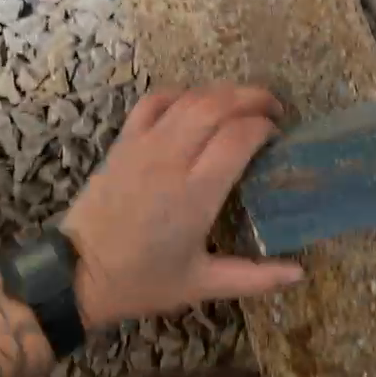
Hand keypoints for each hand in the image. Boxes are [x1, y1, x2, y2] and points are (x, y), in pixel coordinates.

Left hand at [61, 85, 304, 326]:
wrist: (75, 275)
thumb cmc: (142, 281)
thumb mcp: (201, 284)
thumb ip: (255, 277)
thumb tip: (300, 274)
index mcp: (195, 194)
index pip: (239, 137)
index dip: (264, 127)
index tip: (277, 136)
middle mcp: (172, 159)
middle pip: (218, 105)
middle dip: (252, 97)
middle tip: (272, 108)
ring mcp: (144, 144)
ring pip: (190, 98)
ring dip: (222, 92)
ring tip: (243, 102)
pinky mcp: (124, 141)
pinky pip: (154, 101)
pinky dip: (180, 93)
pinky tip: (195, 102)